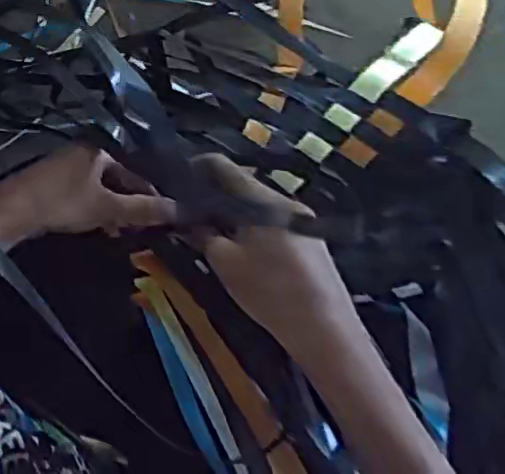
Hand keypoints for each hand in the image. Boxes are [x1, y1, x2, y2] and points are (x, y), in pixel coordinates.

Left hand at [0, 146, 175, 245]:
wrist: (16, 207)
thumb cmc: (64, 202)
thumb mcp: (109, 208)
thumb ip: (145, 209)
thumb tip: (183, 209)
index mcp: (96, 151)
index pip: (135, 176)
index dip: (151, 200)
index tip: (164, 224)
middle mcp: (80, 152)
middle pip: (116, 181)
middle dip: (129, 206)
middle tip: (141, 232)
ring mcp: (63, 164)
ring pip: (99, 189)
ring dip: (112, 210)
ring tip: (120, 232)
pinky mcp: (51, 179)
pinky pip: (82, 193)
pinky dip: (93, 208)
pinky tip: (97, 226)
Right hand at [191, 156, 359, 351]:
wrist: (330, 339)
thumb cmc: (270, 293)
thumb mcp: (221, 260)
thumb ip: (199, 230)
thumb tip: (185, 216)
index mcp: (264, 201)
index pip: (221, 165)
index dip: (193, 167)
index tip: (174, 182)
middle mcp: (286, 204)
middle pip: (239, 183)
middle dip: (210, 193)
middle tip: (187, 209)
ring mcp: (303, 223)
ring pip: (254, 203)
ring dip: (230, 210)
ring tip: (209, 228)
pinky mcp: (311, 242)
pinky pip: (270, 219)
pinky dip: (249, 224)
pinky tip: (238, 246)